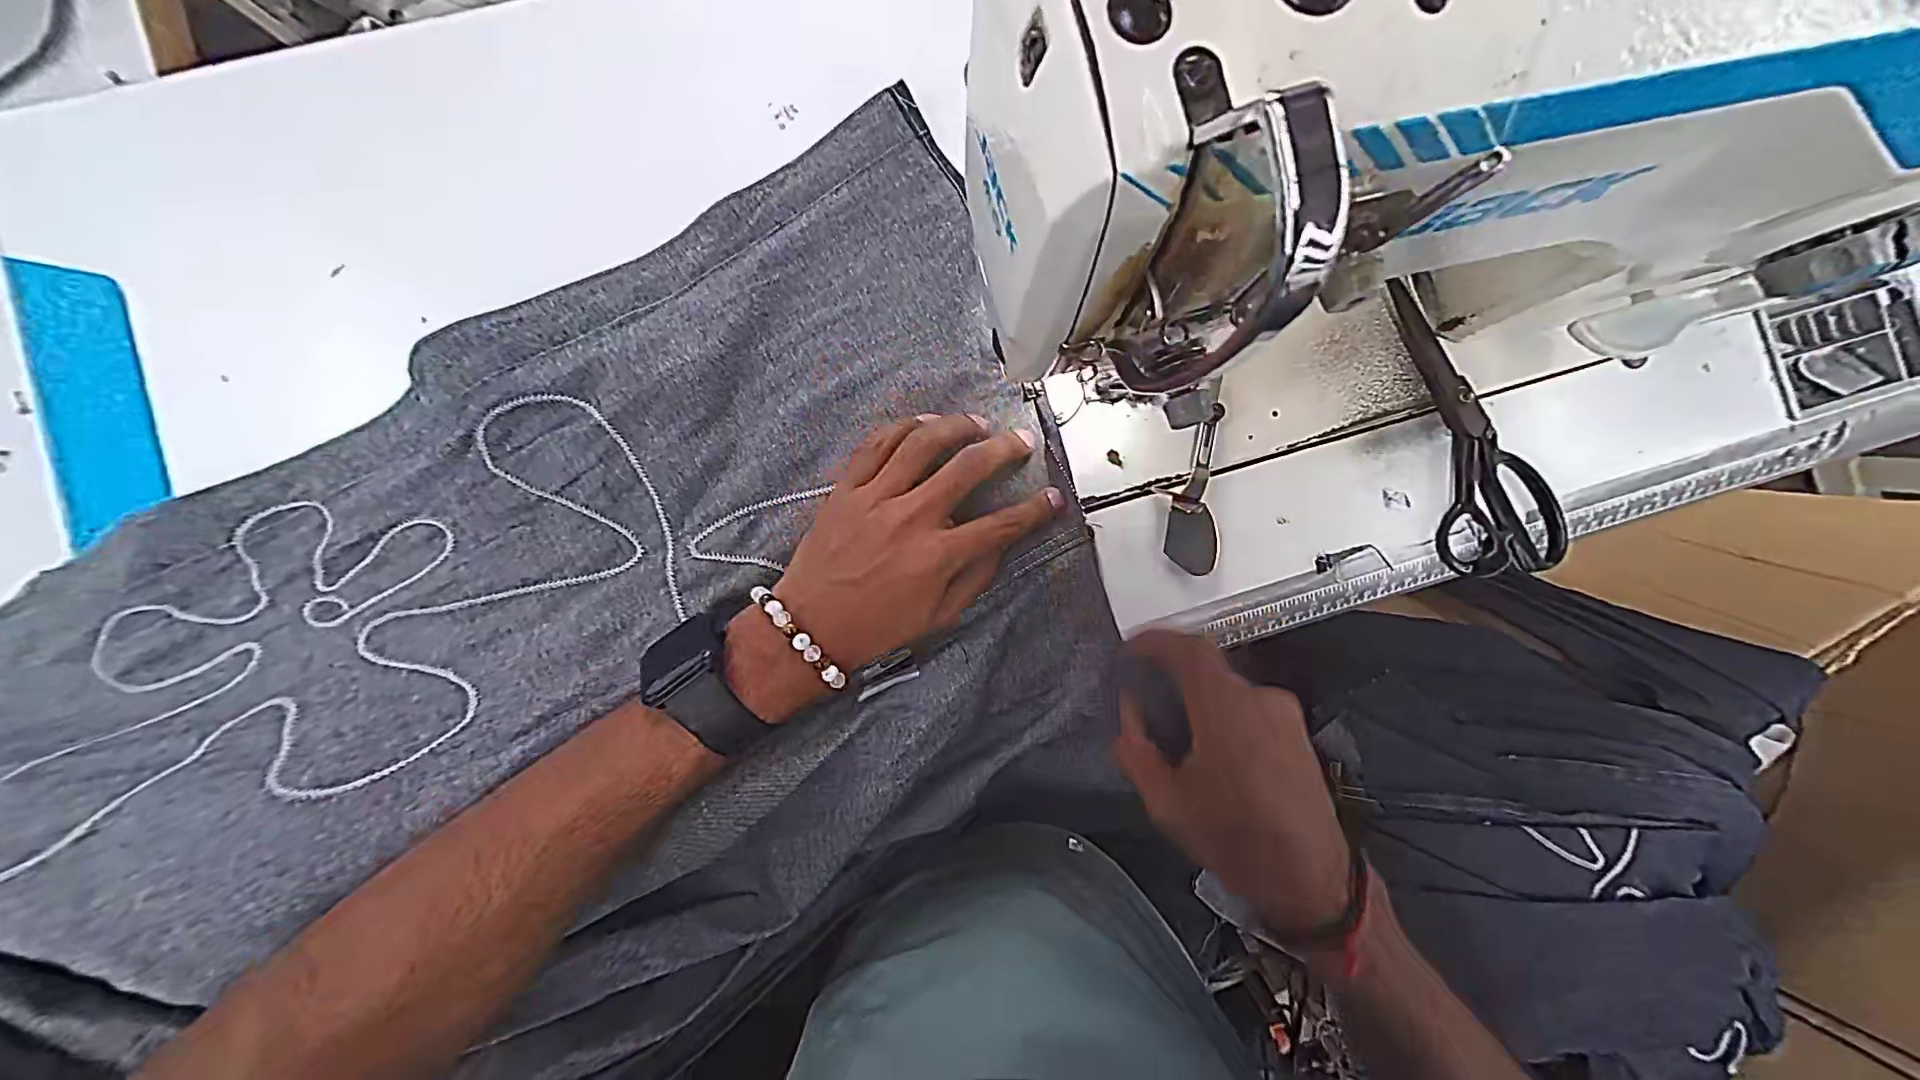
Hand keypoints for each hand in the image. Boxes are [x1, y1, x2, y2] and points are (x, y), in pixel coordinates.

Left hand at [725, 414, 1063, 721]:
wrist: (811, 627)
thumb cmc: (874, 627)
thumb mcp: (938, 616)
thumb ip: (975, 578)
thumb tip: (1000, 546)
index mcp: (936, 556)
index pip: (1002, 524)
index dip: (1035, 510)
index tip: (1051, 499)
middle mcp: (910, 520)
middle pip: (969, 468)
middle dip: (1005, 449)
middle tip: (1020, 442)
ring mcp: (875, 499)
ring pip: (922, 444)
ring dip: (956, 427)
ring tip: (977, 423)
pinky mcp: (846, 490)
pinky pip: (876, 446)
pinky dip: (903, 428)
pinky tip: (923, 425)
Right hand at [1114, 630, 1351, 938]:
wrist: (1312, 880)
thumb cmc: (1237, 841)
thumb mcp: (1166, 803)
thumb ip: (1135, 751)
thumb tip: (1130, 718)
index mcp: (1225, 709)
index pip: (1188, 649)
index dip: (1154, 641)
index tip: (1132, 650)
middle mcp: (1259, 700)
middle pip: (1205, 669)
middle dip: (1172, 680)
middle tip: (1149, 702)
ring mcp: (1284, 714)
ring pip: (1227, 690)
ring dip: (1199, 702)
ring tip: (1181, 738)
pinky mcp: (1298, 732)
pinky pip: (1250, 707)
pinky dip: (1224, 715)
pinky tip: (1214, 754)